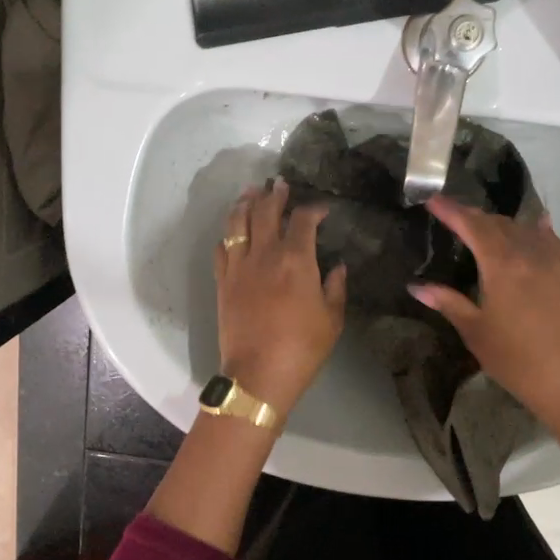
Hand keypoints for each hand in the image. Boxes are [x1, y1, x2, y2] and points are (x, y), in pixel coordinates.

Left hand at [214, 181, 346, 416]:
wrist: (258, 374)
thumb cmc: (302, 349)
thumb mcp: (332, 320)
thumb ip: (335, 288)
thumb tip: (337, 266)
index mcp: (295, 260)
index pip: (303, 220)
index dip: (313, 208)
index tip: (321, 209)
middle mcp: (264, 254)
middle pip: (265, 211)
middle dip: (274, 194)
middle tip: (279, 184)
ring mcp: (239, 266)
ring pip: (238, 223)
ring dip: (245, 204)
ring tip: (251, 193)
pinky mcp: (222, 282)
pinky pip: (222, 248)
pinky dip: (228, 235)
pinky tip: (233, 232)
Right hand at [409, 196, 559, 427]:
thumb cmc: (517, 361)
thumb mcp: (476, 333)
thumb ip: (449, 303)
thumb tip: (417, 287)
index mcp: (502, 264)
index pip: (472, 226)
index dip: (451, 211)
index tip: (433, 199)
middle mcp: (531, 253)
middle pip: (500, 223)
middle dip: (475, 216)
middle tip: (455, 216)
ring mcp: (558, 262)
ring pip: (527, 230)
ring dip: (505, 224)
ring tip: (488, 225)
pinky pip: (553, 242)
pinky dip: (539, 231)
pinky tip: (537, 227)